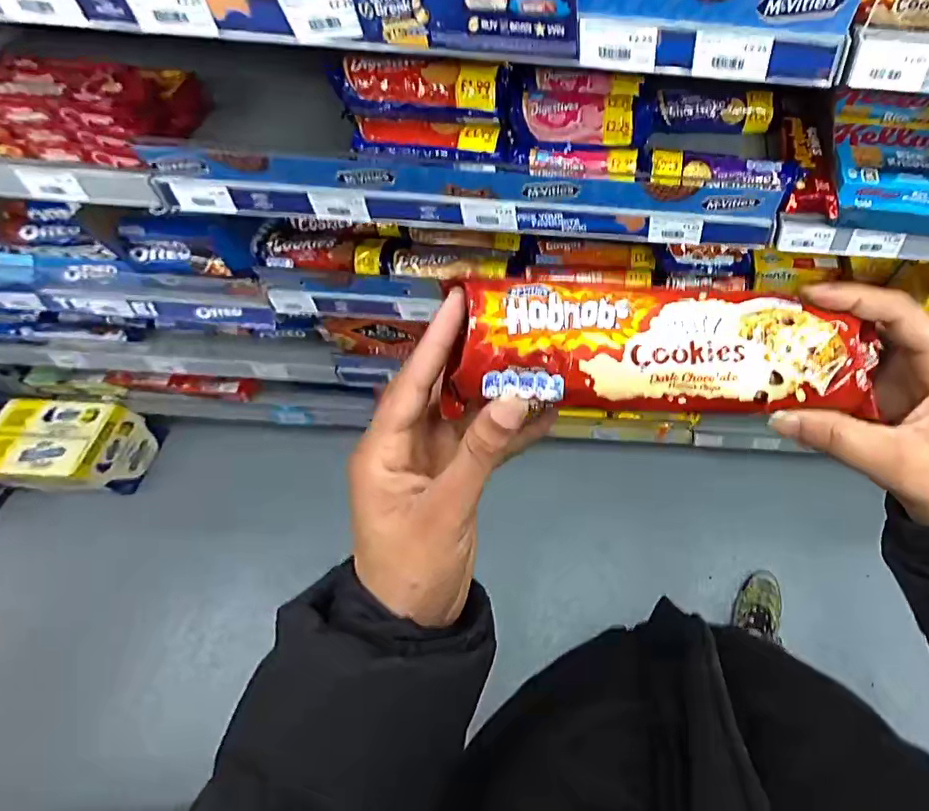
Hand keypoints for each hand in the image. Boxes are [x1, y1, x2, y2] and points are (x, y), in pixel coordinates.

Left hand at [349, 289, 553, 626]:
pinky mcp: (456, 475)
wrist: (413, 625)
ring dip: (497, 391)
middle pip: (438, 388)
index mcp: (385, 447)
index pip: (411, 382)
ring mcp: (433, 458)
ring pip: (467, 412)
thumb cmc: (410, 566)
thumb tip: (516, 396)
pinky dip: (511, 429)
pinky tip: (543, 412)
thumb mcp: (445, 508)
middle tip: (498, 317)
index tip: (456, 303)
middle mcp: (407, 443)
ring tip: (530, 356)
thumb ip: (481, 451)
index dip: (434, 341)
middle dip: (466, 354)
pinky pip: (485, 442)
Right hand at [768, 282, 928, 526]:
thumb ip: (837, 437)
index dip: (857, 298)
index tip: (817, 295)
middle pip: (880, 317)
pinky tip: (806, 362)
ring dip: (831, 332)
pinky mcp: (892, 388)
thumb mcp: (894, 461)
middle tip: (797, 307)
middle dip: (837, 309)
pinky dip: (831, 360)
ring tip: (796, 327)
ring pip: (866, 338)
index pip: (901, 312)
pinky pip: (856, 363)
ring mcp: (910, 373)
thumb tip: (785, 417)